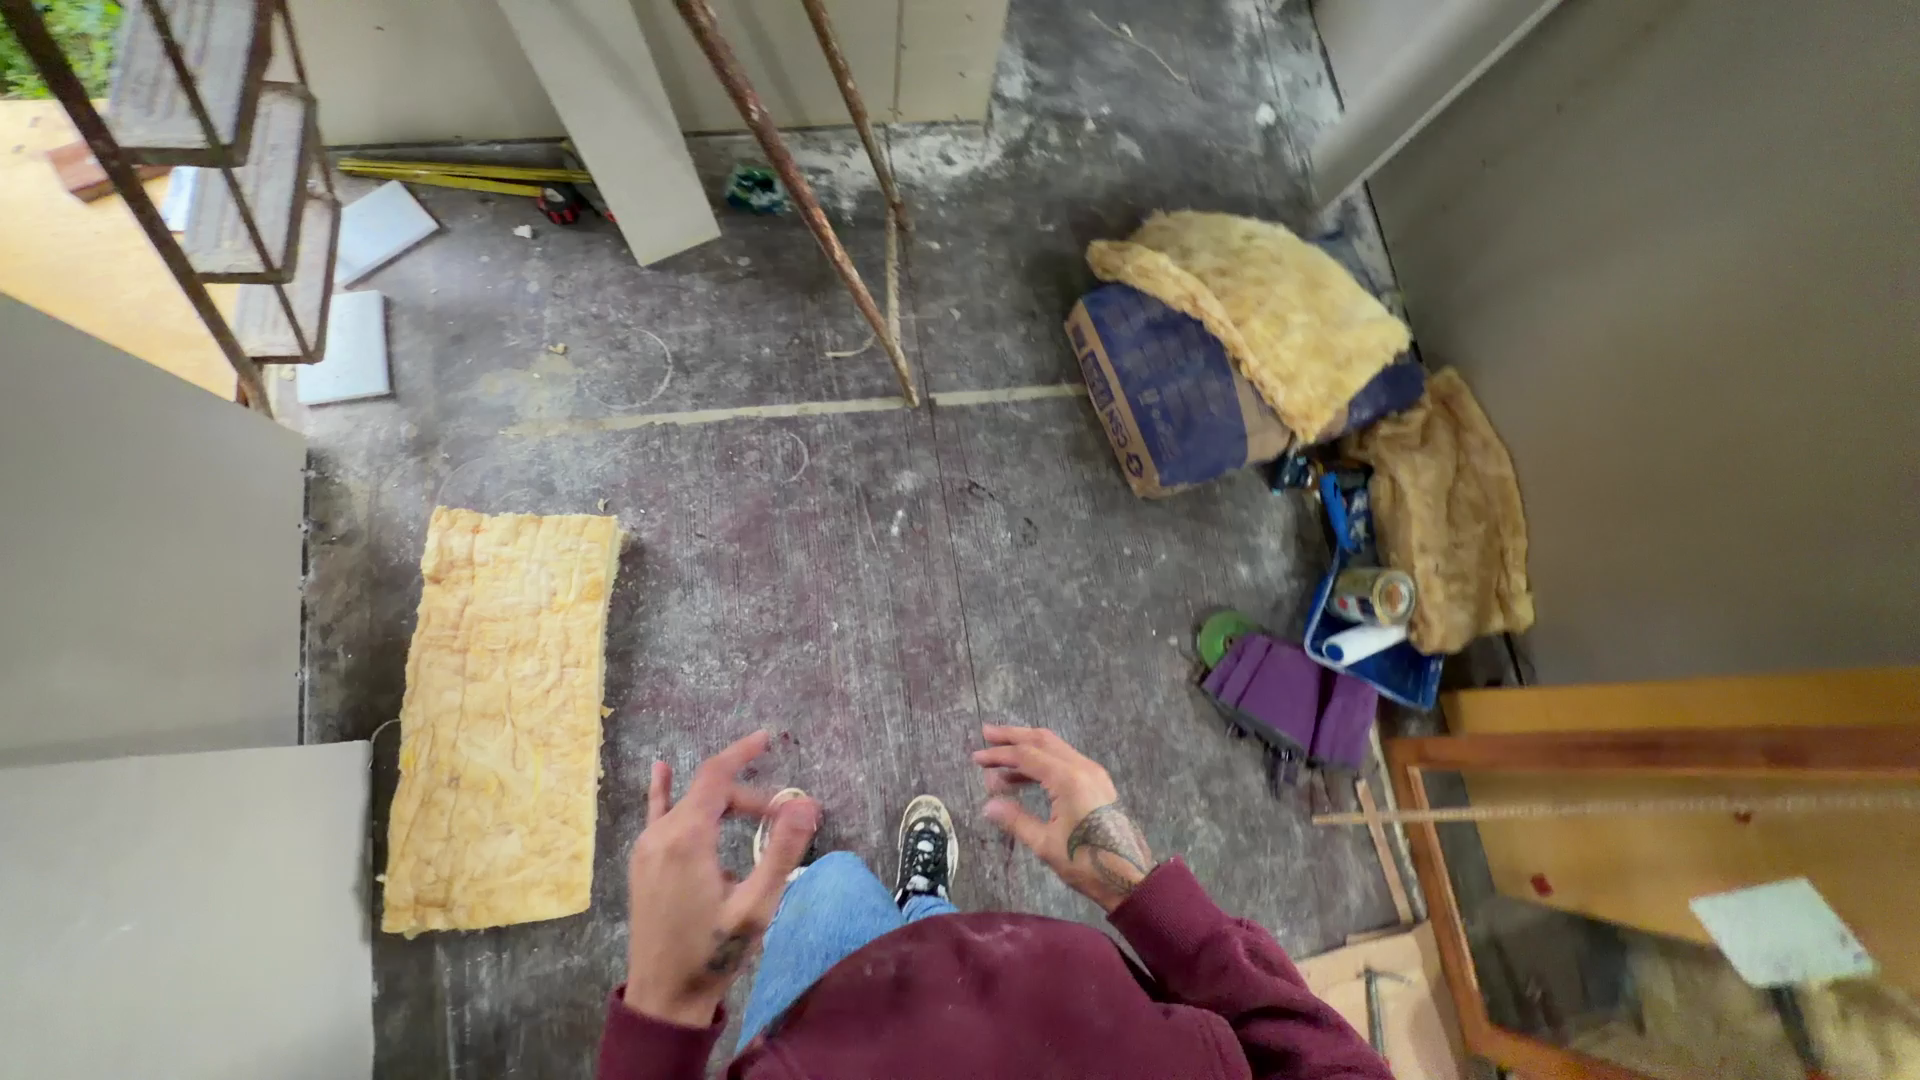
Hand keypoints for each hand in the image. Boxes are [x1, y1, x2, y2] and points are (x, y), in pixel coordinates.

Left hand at [622, 731, 818, 1027]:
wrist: (664, 997)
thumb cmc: (714, 952)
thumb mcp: (756, 905)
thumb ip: (782, 851)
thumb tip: (807, 805)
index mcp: (687, 838)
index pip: (717, 776)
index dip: (743, 753)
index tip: (768, 739)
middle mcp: (661, 834)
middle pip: (709, 792)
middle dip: (748, 798)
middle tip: (784, 820)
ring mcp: (647, 848)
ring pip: (689, 803)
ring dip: (723, 801)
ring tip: (755, 809)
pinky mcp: (642, 863)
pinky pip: (656, 814)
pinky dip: (663, 790)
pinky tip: (661, 770)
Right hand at [971, 724, 1156, 912]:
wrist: (1131, 878)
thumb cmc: (1086, 863)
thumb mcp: (1046, 844)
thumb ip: (1016, 819)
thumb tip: (988, 805)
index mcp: (1068, 779)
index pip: (1027, 755)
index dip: (999, 754)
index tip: (977, 757)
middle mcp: (1082, 767)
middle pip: (1042, 740)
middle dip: (1013, 736)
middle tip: (987, 734)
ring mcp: (1093, 773)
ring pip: (1055, 747)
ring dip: (1027, 747)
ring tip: (1000, 757)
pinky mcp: (1097, 783)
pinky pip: (1065, 760)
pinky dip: (1042, 761)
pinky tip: (1024, 776)